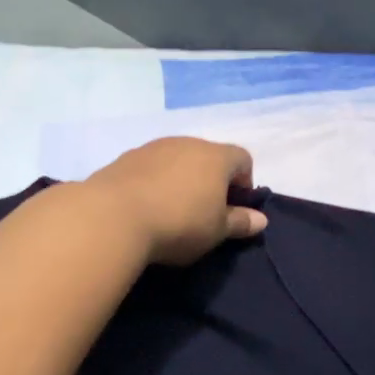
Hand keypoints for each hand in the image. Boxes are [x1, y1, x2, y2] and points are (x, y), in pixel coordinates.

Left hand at [83, 137, 267, 265]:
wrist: (113, 216)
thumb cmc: (178, 224)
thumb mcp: (216, 231)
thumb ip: (240, 222)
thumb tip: (261, 220)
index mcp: (216, 157)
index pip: (243, 159)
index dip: (245, 182)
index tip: (236, 207)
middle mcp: (186, 143)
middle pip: (208, 155)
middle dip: (211, 179)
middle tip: (204, 211)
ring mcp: (153, 147)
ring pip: (176, 159)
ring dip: (180, 178)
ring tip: (172, 209)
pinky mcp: (125, 158)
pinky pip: (149, 167)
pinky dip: (154, 181)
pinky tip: (145, 206)